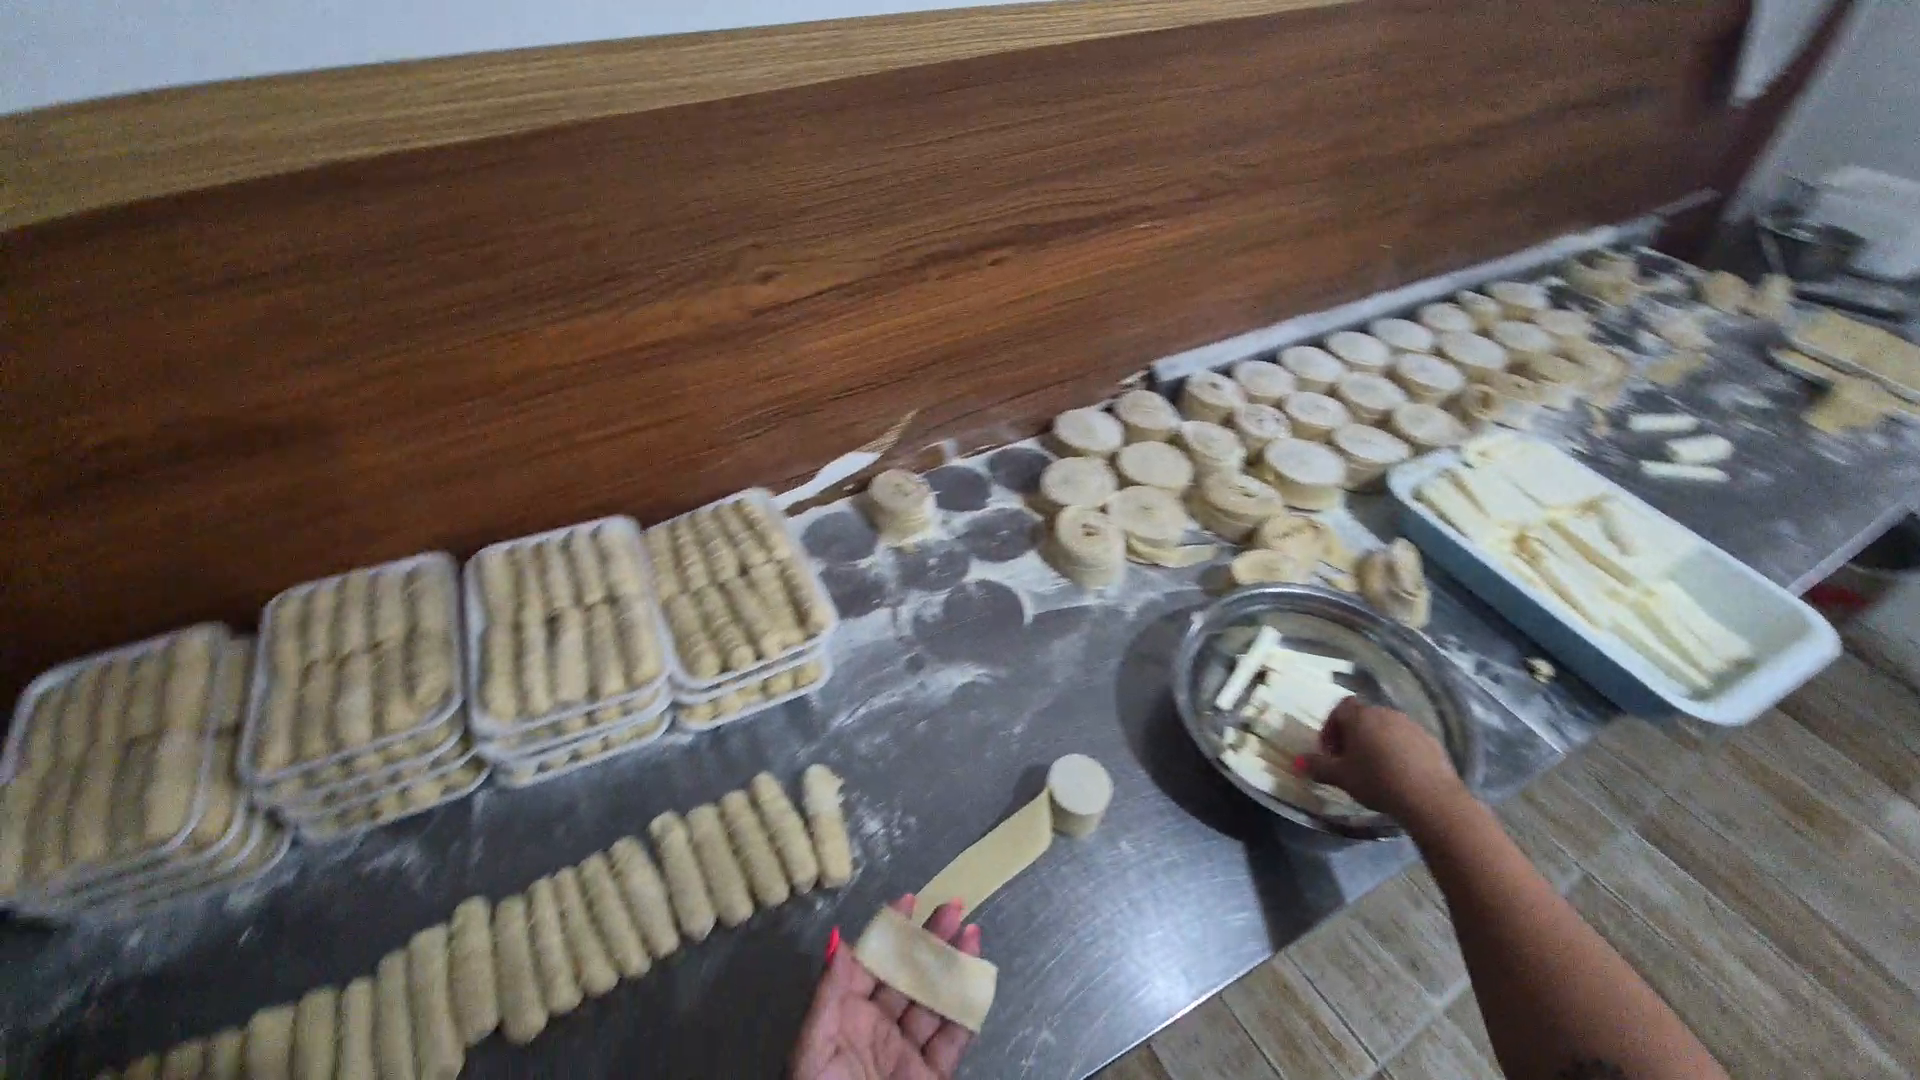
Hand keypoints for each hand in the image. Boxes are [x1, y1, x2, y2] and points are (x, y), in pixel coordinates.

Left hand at [790, 895, 982, 1079]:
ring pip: (934, 1000)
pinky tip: (977, 976)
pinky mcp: (931, 1077)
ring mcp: (905, 1053)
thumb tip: (840, 938)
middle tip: (951, 906)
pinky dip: (967, 1007)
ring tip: (971, 930)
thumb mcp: (813, 1048)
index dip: (889, 931)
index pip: (870, 964)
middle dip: (929, 939)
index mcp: (844, 1017)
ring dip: (953, 964)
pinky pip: (953, 1038)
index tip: (909, 899)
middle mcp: (876, 1029)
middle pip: (907, 975)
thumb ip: (830, 992)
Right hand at [1300, 698, 1466, 820]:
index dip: (1331, 727)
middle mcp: (1386, 713)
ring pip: (1386, 728)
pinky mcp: (1432, 741)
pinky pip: (1407, 741)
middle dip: (1353, 736)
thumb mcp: (1341, 777)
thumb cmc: (1377, 781)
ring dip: (1377, 743)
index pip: (1340, 709)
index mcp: (1360, 717)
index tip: (1331, 752)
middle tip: (1350, 762)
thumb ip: (1317, 766)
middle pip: (1363, 717)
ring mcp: (1412, 725)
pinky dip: (1399, 752)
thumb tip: (1297, 761)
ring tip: (1376, 770)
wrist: (1430, 797)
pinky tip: (1400, 775)